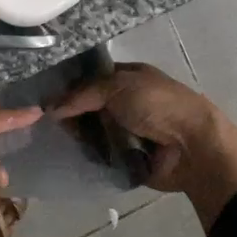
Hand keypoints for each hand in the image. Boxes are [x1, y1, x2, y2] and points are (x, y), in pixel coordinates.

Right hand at [50, 63, 236, 228]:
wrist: (193, 147)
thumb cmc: (158, 106)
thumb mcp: (118, 87)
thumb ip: (81, 94)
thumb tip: (48, 107)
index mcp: (129, 77)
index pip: (91, 78)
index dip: (69, 85)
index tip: (43, 97)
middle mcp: (127, 102)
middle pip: (88, 107)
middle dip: (70, 114)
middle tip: (44, 122)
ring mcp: (127, 131)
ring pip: (92, 132)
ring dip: (78, 137)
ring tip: (52, 140)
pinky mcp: (127, 158)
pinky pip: (100, 156)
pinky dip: (88, 156)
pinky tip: (67, 157)